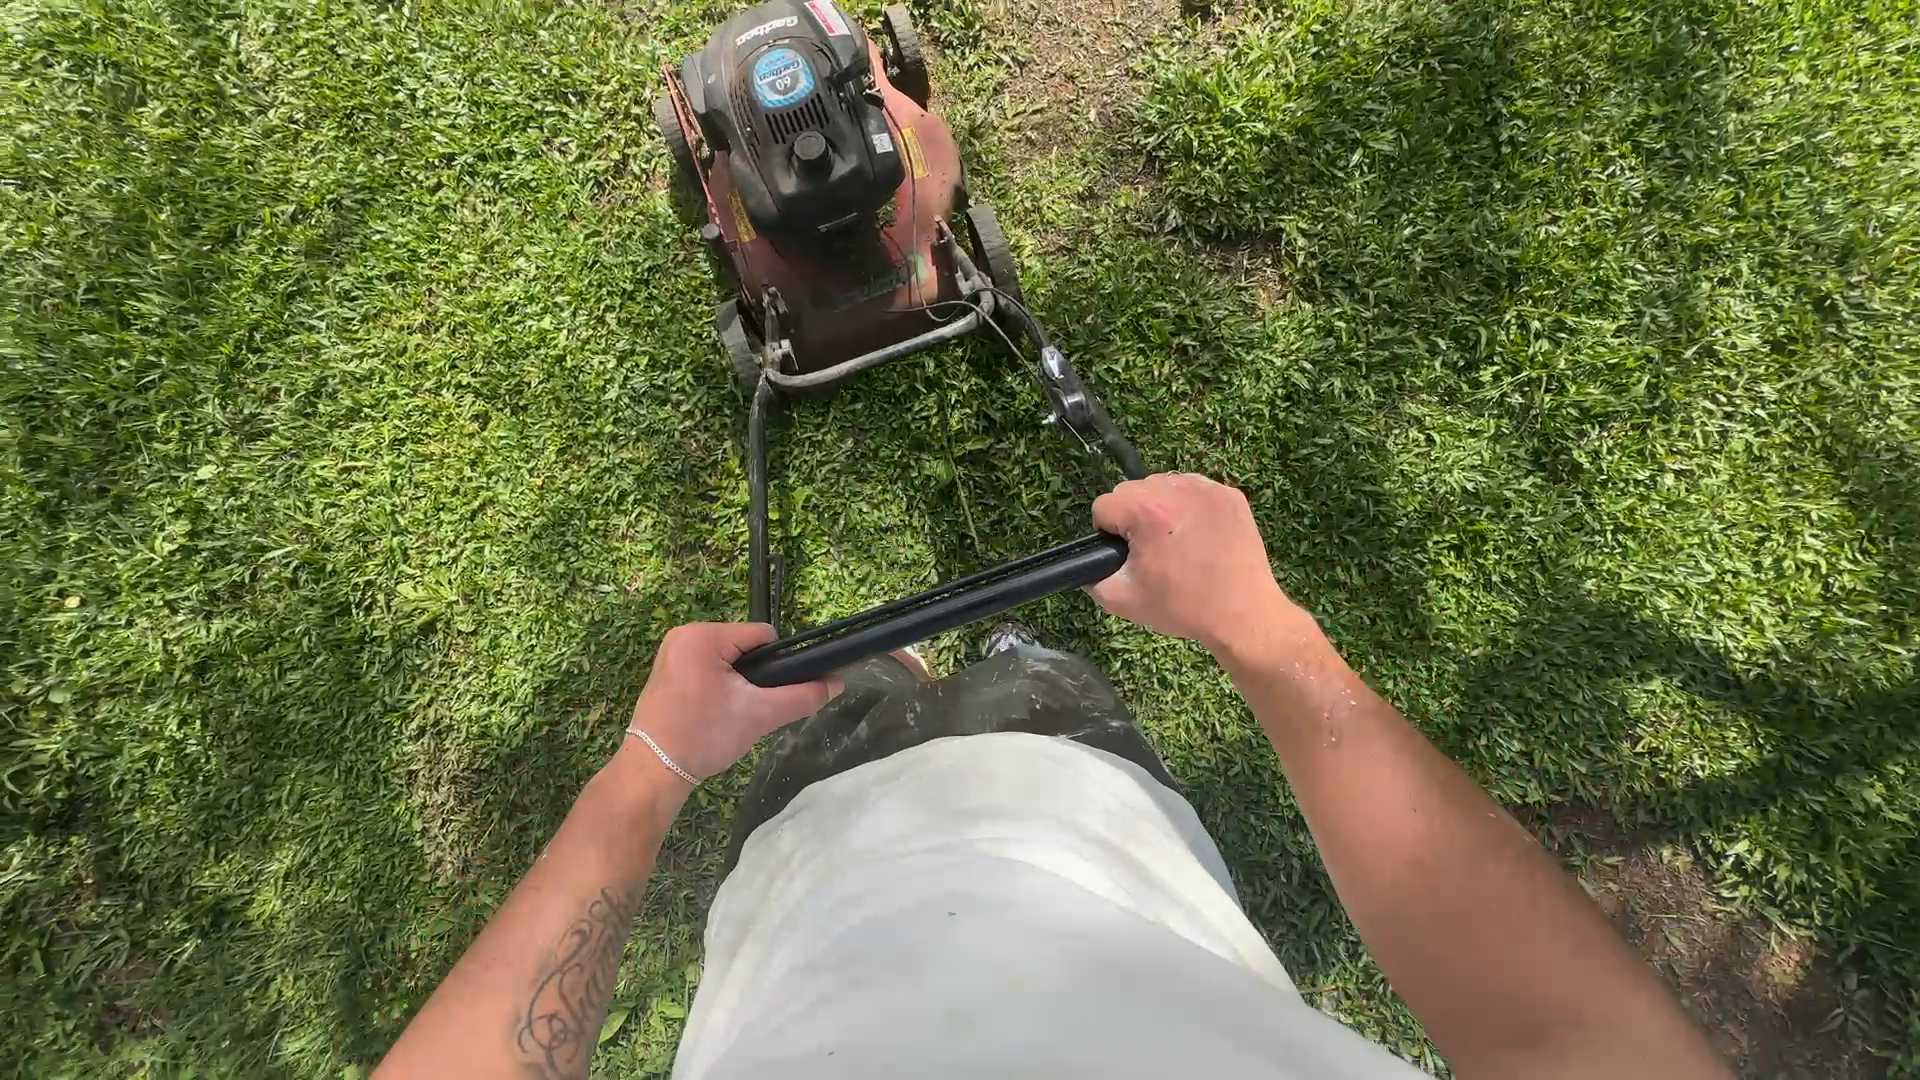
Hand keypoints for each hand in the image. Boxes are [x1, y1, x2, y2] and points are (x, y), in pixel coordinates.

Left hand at [624, 623, 840, 781]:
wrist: (653, 772)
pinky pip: (709, 668)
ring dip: (738, 683)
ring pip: (729, 660)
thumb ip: (802, 696)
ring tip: (733, 713)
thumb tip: (837, 683)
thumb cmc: (704, 736)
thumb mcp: (760, 715)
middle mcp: (684, 635)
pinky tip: (716, 713)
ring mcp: (672, 652)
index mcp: (702, 635)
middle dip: (755, 676)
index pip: (763, 636)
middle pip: (745, 647)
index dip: (776, 664)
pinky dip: (720, 687)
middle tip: (748, 708)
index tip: (766, 695)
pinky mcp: (667, 671)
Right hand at [1090, 473, 1309, 659]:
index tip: (1128, 555)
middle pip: (1131, 490)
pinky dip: (1188, 506)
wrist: (1242, 614)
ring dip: (1159, 507)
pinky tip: (1198, 534)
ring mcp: (1206, 489)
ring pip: (1162, 485)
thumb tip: (1089, 565)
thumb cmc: (1182, 606)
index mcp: (1146, 512)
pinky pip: (1193, 489)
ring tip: (1176, 542)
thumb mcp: (1122, 600)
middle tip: (1152, 551)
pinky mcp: (1229, 495)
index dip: (1108, 533)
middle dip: (1133, 517)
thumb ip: (1093, 577)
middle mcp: (1175, 490)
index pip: (1104, 506)